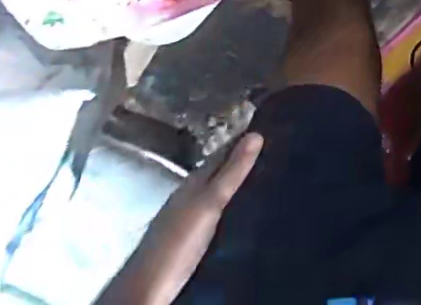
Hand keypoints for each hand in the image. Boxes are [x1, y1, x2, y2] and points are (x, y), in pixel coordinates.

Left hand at [103, 132, 263, 304]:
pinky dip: (231, 212)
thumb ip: (231, 173)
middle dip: (243, 164)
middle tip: (274, 157)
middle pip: (220, 173)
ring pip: (217, 196)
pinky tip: (243, 219)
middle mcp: (189, 195)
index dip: (243, 141)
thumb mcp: (209, 203)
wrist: (145, 290)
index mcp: (194, 181)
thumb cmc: (177, 241)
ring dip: (237, 189)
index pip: (223, 152)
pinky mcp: (189, 243)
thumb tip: (256, 134)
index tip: (269, 131)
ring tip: (267, 185)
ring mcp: (187, 220)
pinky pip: (217, 217)